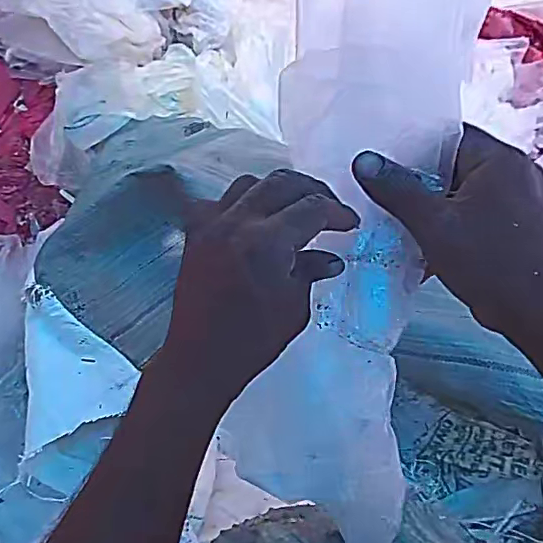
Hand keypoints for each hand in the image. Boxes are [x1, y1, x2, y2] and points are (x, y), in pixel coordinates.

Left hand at [154, 169, 359, 408]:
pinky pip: (218, 203)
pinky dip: (239, 203)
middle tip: (328, 208)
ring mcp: (210, 227)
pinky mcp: (194, 237)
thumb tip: (327, 258)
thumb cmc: (248, 342)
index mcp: (266, 242)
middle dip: (311, 191)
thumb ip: (310, 272)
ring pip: (248, 185)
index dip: (337, 212)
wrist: (200, 358)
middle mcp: (235, 225)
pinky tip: (252, 219)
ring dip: (275, 190)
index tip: (348, 222)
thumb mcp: (292, 307)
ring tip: (293, 208)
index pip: (312, 208)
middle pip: (281, 183)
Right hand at [352, 125, 542, 336]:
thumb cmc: (488, 261)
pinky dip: (445, 226)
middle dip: (414, 182)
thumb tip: (364, 161)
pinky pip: (469, 216)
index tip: (378, 160)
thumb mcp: (433, 224)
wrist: (534, 310)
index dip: (411, 146)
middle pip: (452, 166)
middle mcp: (513, 173)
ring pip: (458, 194)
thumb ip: (397, 190)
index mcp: (500, 160)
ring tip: (391, 219)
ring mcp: (516, 202)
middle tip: (377, 191)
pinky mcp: (512, 228)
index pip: (449, 136)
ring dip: (427, 208)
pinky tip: (417, 243)